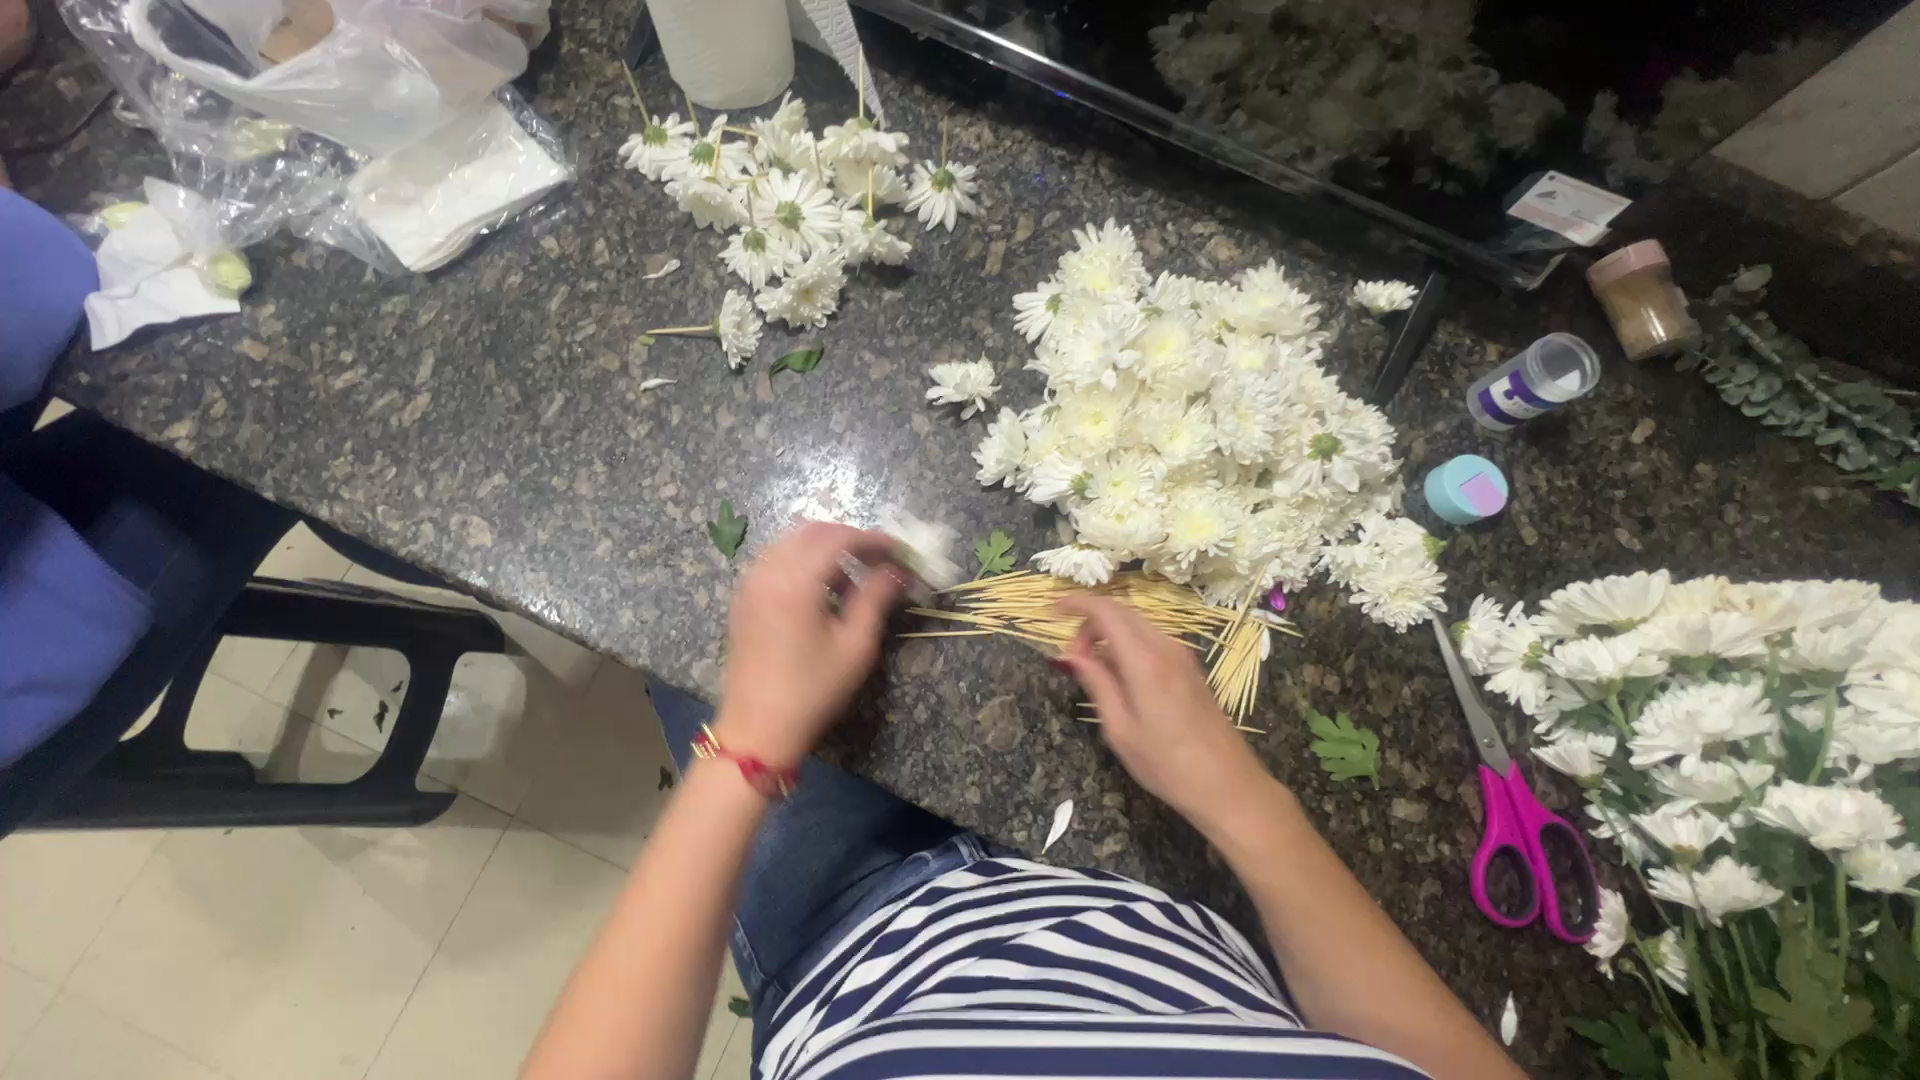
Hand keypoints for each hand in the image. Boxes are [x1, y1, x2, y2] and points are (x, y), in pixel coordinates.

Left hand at [711, 520, 905, 766]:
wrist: (757, 729)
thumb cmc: (812, 691)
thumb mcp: (855, 646)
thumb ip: (876, 598)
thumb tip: (897, 571)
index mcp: (795, 581)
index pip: (840, 538)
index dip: (874, 540)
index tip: (901, 552)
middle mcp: (767, 571)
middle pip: (813, 531)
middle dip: (851, 538)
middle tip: (881, 559)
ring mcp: (750, 583)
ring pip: (792, 542)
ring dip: (827, 548)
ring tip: (856, 574)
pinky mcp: (744, 598)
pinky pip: (776, 560)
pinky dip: (804, 561)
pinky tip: (823, 588)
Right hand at [1055, 596, 1278, 828]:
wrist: (1228, 785)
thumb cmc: (1167, 765)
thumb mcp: (1120, 729)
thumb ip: (1096, 683)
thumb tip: (1069, 655)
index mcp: (1145, 660)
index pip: (1106, 611)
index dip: (1076, 603)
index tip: (1052, 612)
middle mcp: (1166, 647)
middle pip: (1121, 612)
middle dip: (1089, 624)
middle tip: (1071, 658)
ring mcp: (1182, 656)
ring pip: (1136, 625)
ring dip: (1108, 635)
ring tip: (1092, 672)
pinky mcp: (1189, 668)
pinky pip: (1151, 640)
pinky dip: (1127, 645)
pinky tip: (1119, 678)